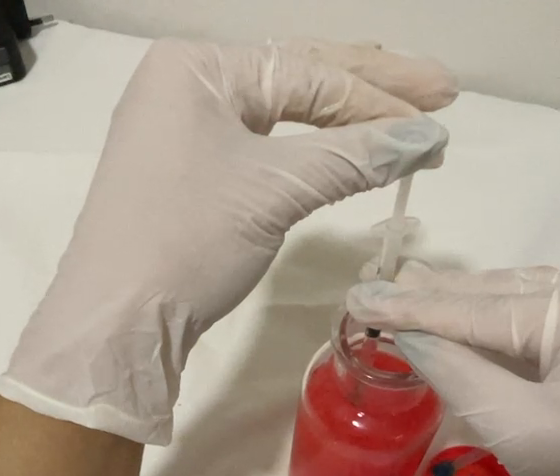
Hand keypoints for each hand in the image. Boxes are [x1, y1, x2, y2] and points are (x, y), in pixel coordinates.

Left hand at [0, 39, 457, 444]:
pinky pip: (260, 154)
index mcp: (198, 68)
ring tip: (401, 120)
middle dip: (370, 92)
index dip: (380, 96)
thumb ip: (351, 158)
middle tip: (440, 92)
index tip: (442, 110)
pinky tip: (340, 153)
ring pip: (279, 120)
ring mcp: (182, 135)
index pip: (309, 72)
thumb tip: (425, 137)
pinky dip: (306, 156)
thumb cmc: (187, 243)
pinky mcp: (186, 181)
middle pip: (296, 81)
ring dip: (342, 125)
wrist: (118, 323)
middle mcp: (186, 87)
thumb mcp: (273, 192)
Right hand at [348, 265, 559, 475]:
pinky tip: (459, 323)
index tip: (363, 297)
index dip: (420, 307)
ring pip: (519, 309)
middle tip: (382, 284)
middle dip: (441, 294)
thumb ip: (459, 374)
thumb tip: (407, 338)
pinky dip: (488, 329)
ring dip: (464, 304)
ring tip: (413, 291)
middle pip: (505, 294)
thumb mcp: (518, 427)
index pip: (487, 309)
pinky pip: (532, 335)